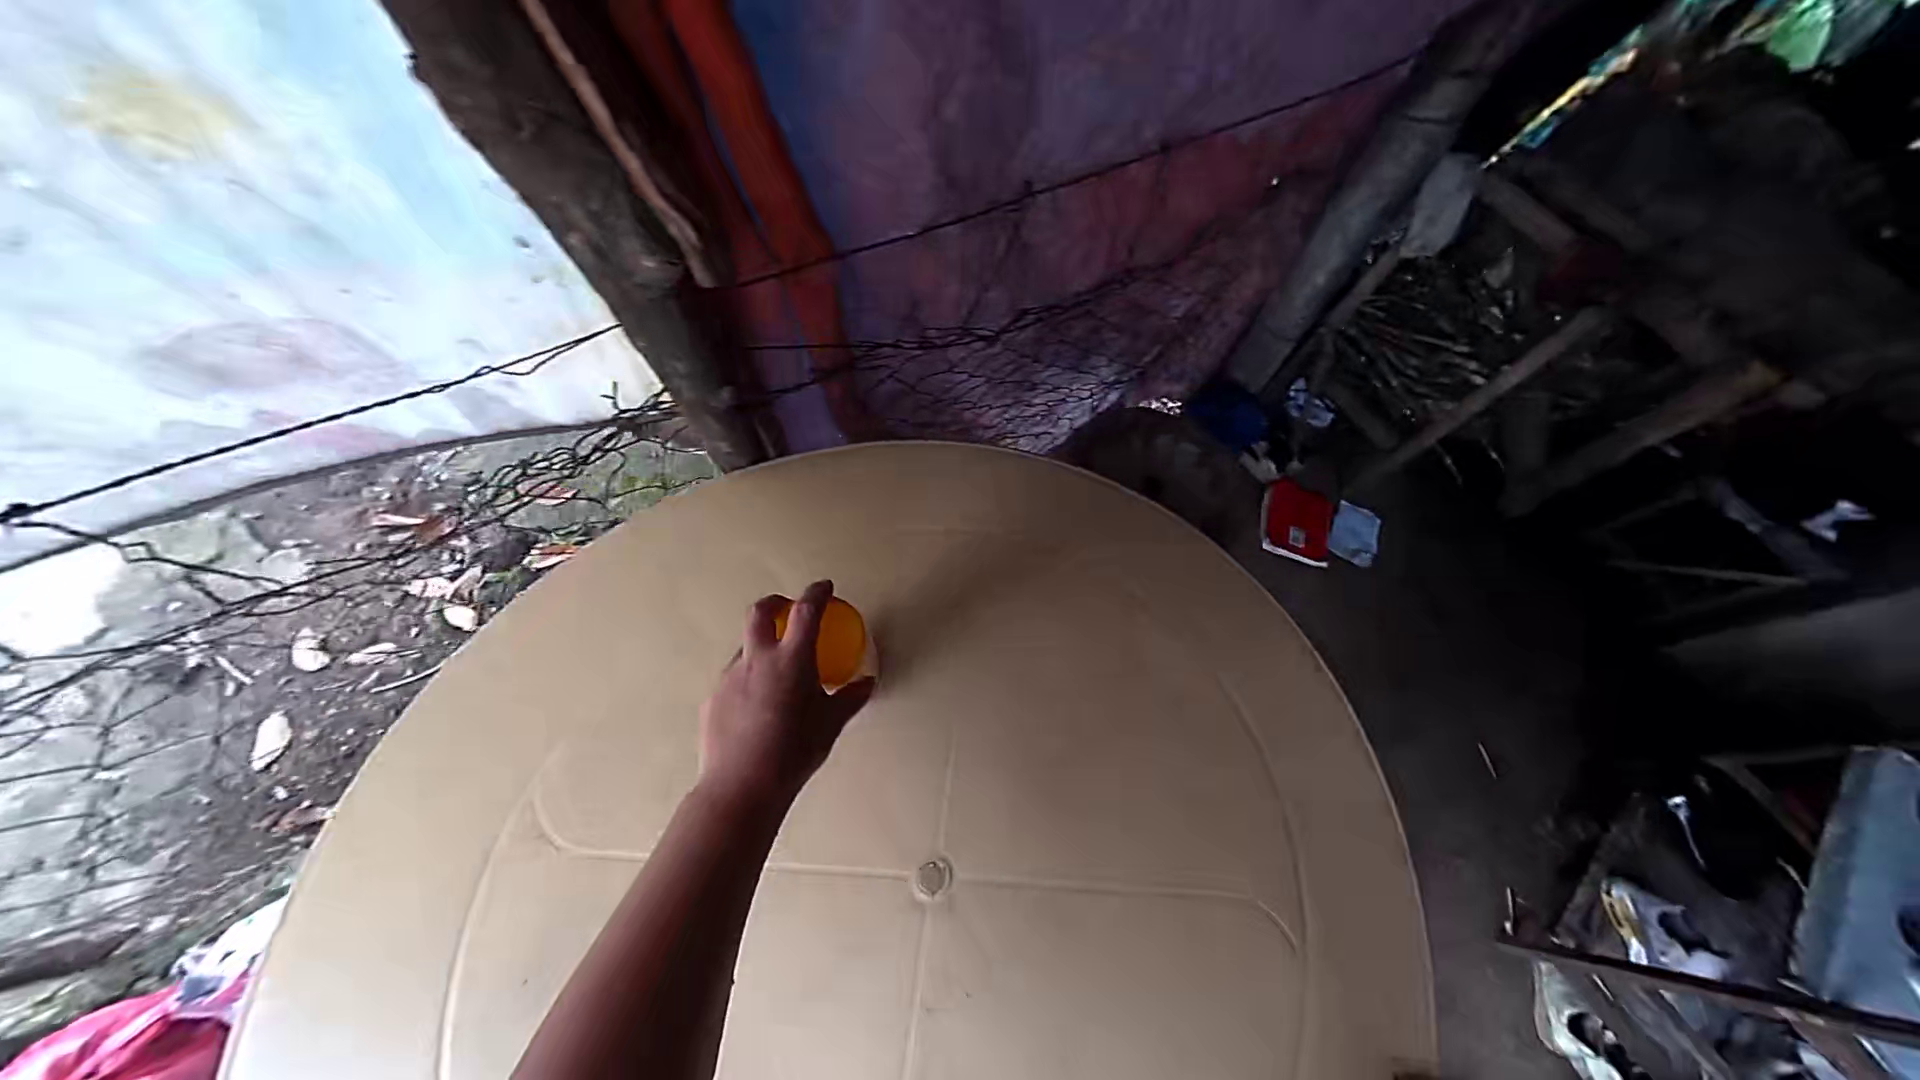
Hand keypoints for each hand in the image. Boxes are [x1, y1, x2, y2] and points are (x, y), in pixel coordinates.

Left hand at [698, 580, 875, 808]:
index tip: (824, 587)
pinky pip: (735, 679)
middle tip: (788, 607)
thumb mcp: (830, 724)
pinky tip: (759, 708)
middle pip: (760, 612)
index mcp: (791, 661)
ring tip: (778, 674)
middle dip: (776, 602)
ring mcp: (730, 678)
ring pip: (746, 648)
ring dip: (762, 648)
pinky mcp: (713, 698)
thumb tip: (866, 684)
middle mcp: (757, 661)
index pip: (806, 612)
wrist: (741, 787)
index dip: (816, 593)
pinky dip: (749, 681)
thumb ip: (850, 698)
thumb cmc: (792, 753)